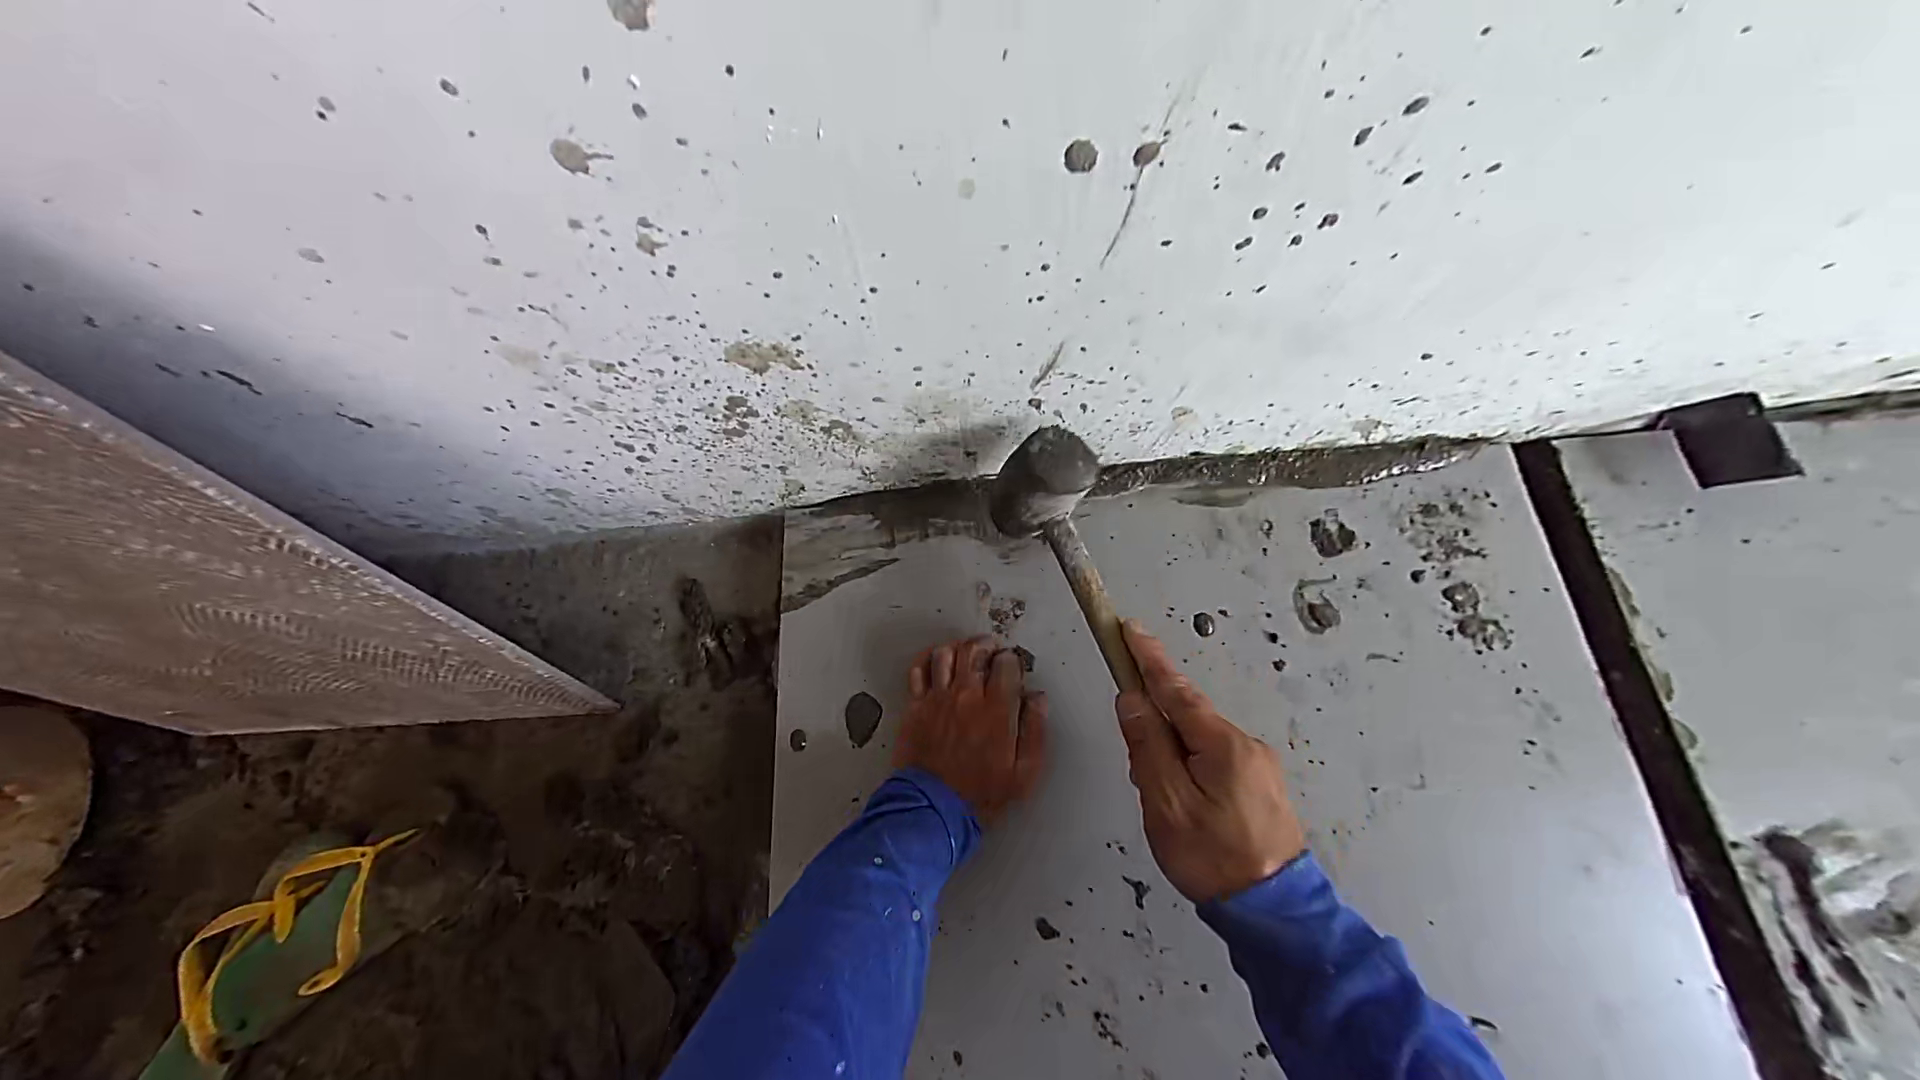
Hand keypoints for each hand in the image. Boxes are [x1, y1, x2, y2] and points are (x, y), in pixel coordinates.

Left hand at [894, 636, 1047, 823]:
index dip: (1012, 660)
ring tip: (966, 653)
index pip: (1007, 664)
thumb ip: (1035, 731)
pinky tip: (936, 659)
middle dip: (987, 645)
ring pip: (946, 653)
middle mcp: (966, 697)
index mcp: (996, 710)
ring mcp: (938, 699)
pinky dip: (927, 658)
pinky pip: (918, 669)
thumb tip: (1038, 701)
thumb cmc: (978, 795)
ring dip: (959, 647)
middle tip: (992, 651)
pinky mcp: (916, 706)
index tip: (1013, 667)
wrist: (933, 810)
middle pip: (975, 650)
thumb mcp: (1024, 773)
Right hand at [1114, 619, 1306, 901]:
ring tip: (1169, 809)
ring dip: (1171, 761)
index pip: (1174, 688)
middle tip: (1146, 778)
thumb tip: (1131, 700)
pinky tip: (1187, 808)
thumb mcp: (1166, 803)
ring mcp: (1256, 763)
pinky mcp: (1259, 782)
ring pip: (1195, 742)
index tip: (1129, 628)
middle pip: (1184, 717)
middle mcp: (1244, 744)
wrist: (1275, 913)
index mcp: (1222, 744)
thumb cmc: (1215, 860)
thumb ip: (1147, 746)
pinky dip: (1189, 772)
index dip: (1147, 657)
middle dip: (1155, 734)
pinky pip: (1212, 760)